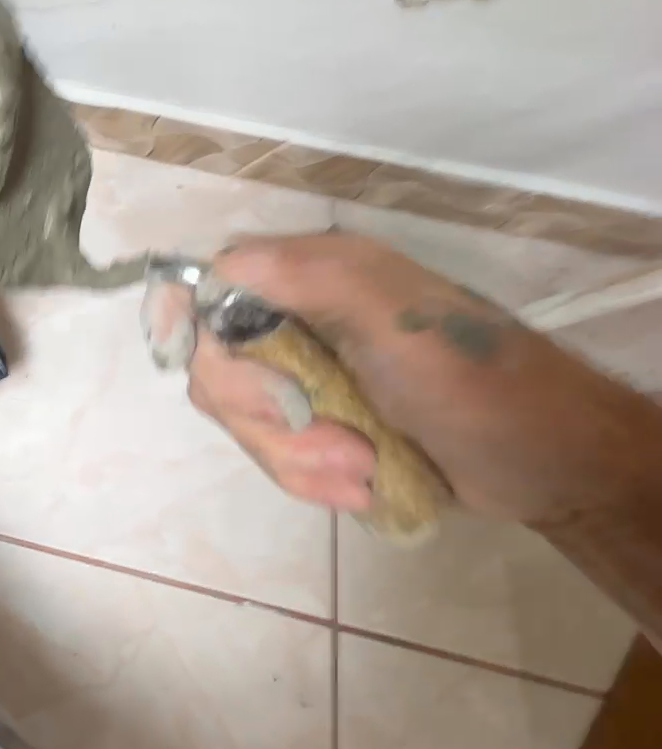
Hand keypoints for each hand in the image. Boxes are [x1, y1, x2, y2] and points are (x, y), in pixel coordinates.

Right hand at [182, 233, 654, 526]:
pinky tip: (353, 483)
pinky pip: (259, 445)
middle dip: (262, 414)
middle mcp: (285, 314)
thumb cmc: (484, 387)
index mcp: (304, 275)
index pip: (203, 289)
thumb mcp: (403, 323)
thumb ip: (316, 281)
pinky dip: (299, 473)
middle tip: (333, 441)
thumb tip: (222, 264)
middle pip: (208, 361)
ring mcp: (293, 368)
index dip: (193, 333)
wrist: (556, 468)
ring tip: (356, 469)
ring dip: (288, 452)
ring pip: (230, 409)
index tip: (229, 382)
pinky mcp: (304, 415)